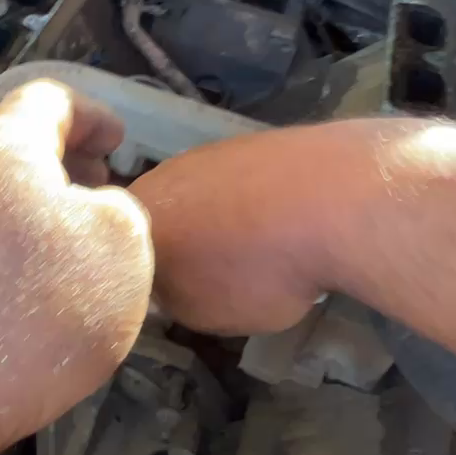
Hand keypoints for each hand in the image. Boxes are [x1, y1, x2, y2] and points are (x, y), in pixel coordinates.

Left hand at [0, 80, 153, 454]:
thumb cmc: (30, 311)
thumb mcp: (120, 249)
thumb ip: (121, 210)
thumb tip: (91, 209)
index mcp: (1, 147)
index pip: (48, 99)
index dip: (92, 113)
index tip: (118, 141)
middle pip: (12, 146)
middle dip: (64, 163)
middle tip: (101, 193)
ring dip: (34, 210)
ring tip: (70, 251)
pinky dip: (5, 248)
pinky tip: (25, 296)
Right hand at [131, 125, 366, 335]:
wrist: (335, 202)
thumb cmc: (253, 269)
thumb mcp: (200, 311)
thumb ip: (170, 299)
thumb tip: (168, 286)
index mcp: (135, 214)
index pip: (119, 249)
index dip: (140, 275)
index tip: (165, 296)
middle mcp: (163, 175)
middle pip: (159, 217)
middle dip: (177, 244)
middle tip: (206, 277)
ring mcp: (210, 153)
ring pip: (201, 198)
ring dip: (218, 223)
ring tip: (255, 253)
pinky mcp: (255, 143)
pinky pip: (242, 184)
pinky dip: (255, 205)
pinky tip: (284, 227)